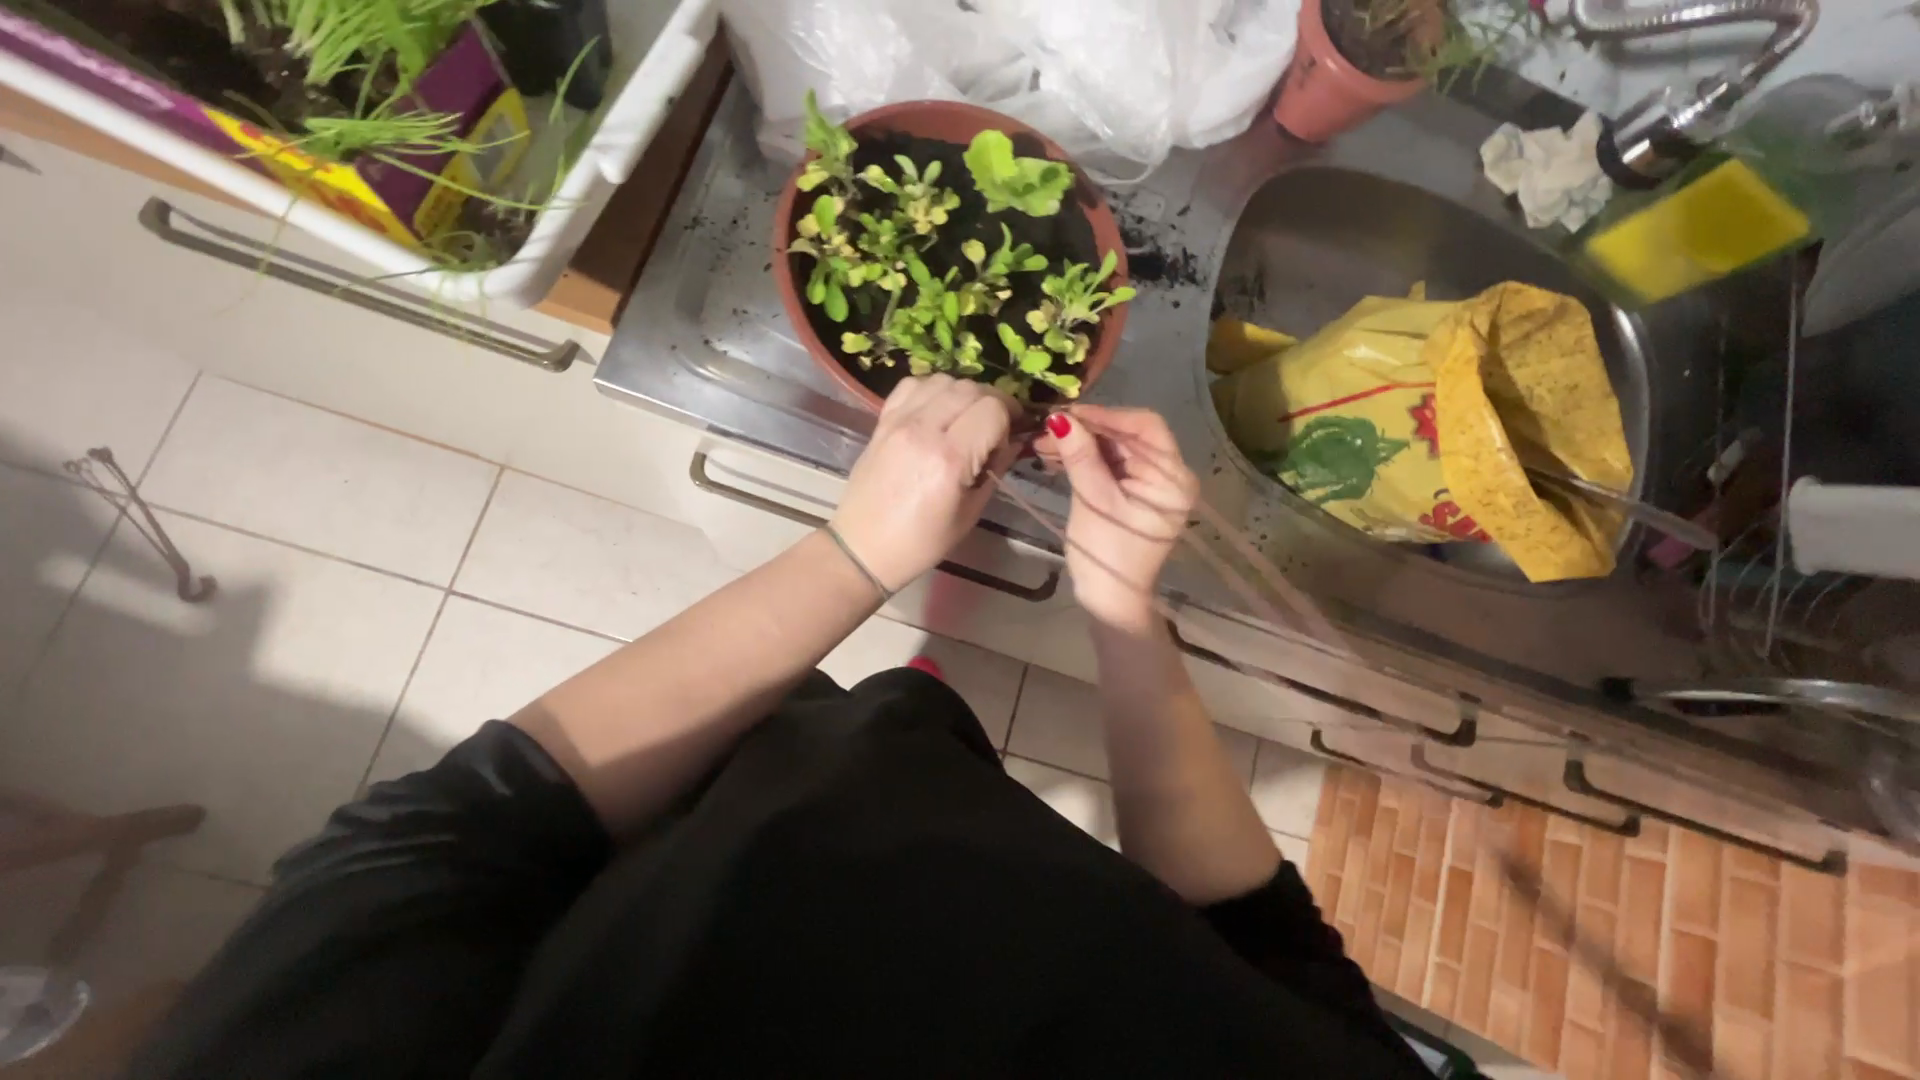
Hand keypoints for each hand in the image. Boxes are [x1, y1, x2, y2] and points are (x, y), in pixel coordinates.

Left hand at [831, 375, 1019, 592]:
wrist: (863, 547)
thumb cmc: (921, 542)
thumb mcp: (970, 513)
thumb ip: (995, 470)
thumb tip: (1014, 442)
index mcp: (948, 459)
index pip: (992, 409)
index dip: (1010, 418)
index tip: (1010, 436)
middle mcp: (922, 430)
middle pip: (971, 388)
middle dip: (992, 402)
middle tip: (995, 427)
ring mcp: (898, 422)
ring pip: (943, 380)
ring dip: (963, 393)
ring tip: (965, 418)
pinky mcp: (882, 421)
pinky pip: (912, 385)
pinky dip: (932, 390)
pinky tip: (937, 411)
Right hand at [1035, 406, 1197, 632]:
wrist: (1109, 599)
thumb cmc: (1107, 553)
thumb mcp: (1093, 501)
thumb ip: (1080, 457)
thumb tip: (1060, 418)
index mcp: (1172, 478)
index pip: (1145, 427)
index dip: (1106, 415)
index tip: (1068, 415)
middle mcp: (1170, 476)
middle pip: (1129, 436)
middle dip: (1087, 429)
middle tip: (1048, 429)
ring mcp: (1152, 485)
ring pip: (1115, 448)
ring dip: (1082, 443)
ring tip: (1043, 444)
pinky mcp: (1134, 493)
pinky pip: (1111, 465)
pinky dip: (1086, 458)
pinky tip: (1057, 456)